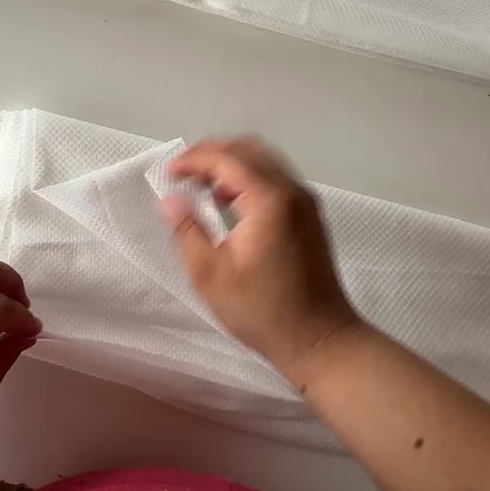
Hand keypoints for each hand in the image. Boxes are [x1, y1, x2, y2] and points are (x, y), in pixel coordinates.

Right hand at [163, 138, 364, 377]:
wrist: (321, 341)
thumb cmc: (263, 311)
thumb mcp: (211, 276)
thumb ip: (187, 231)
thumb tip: (170, 200)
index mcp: (269, 200)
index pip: (227, 159)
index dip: (193, 160)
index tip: (168, 173)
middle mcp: (292, 190)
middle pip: (248, 149)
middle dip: (211, 153)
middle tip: (182, 171)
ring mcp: (305, 201)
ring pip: (264, 159)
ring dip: (231, 162)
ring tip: (201, 183)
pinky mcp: (310, 214)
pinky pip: (275, 177)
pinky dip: (249, 175)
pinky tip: (229, 200)